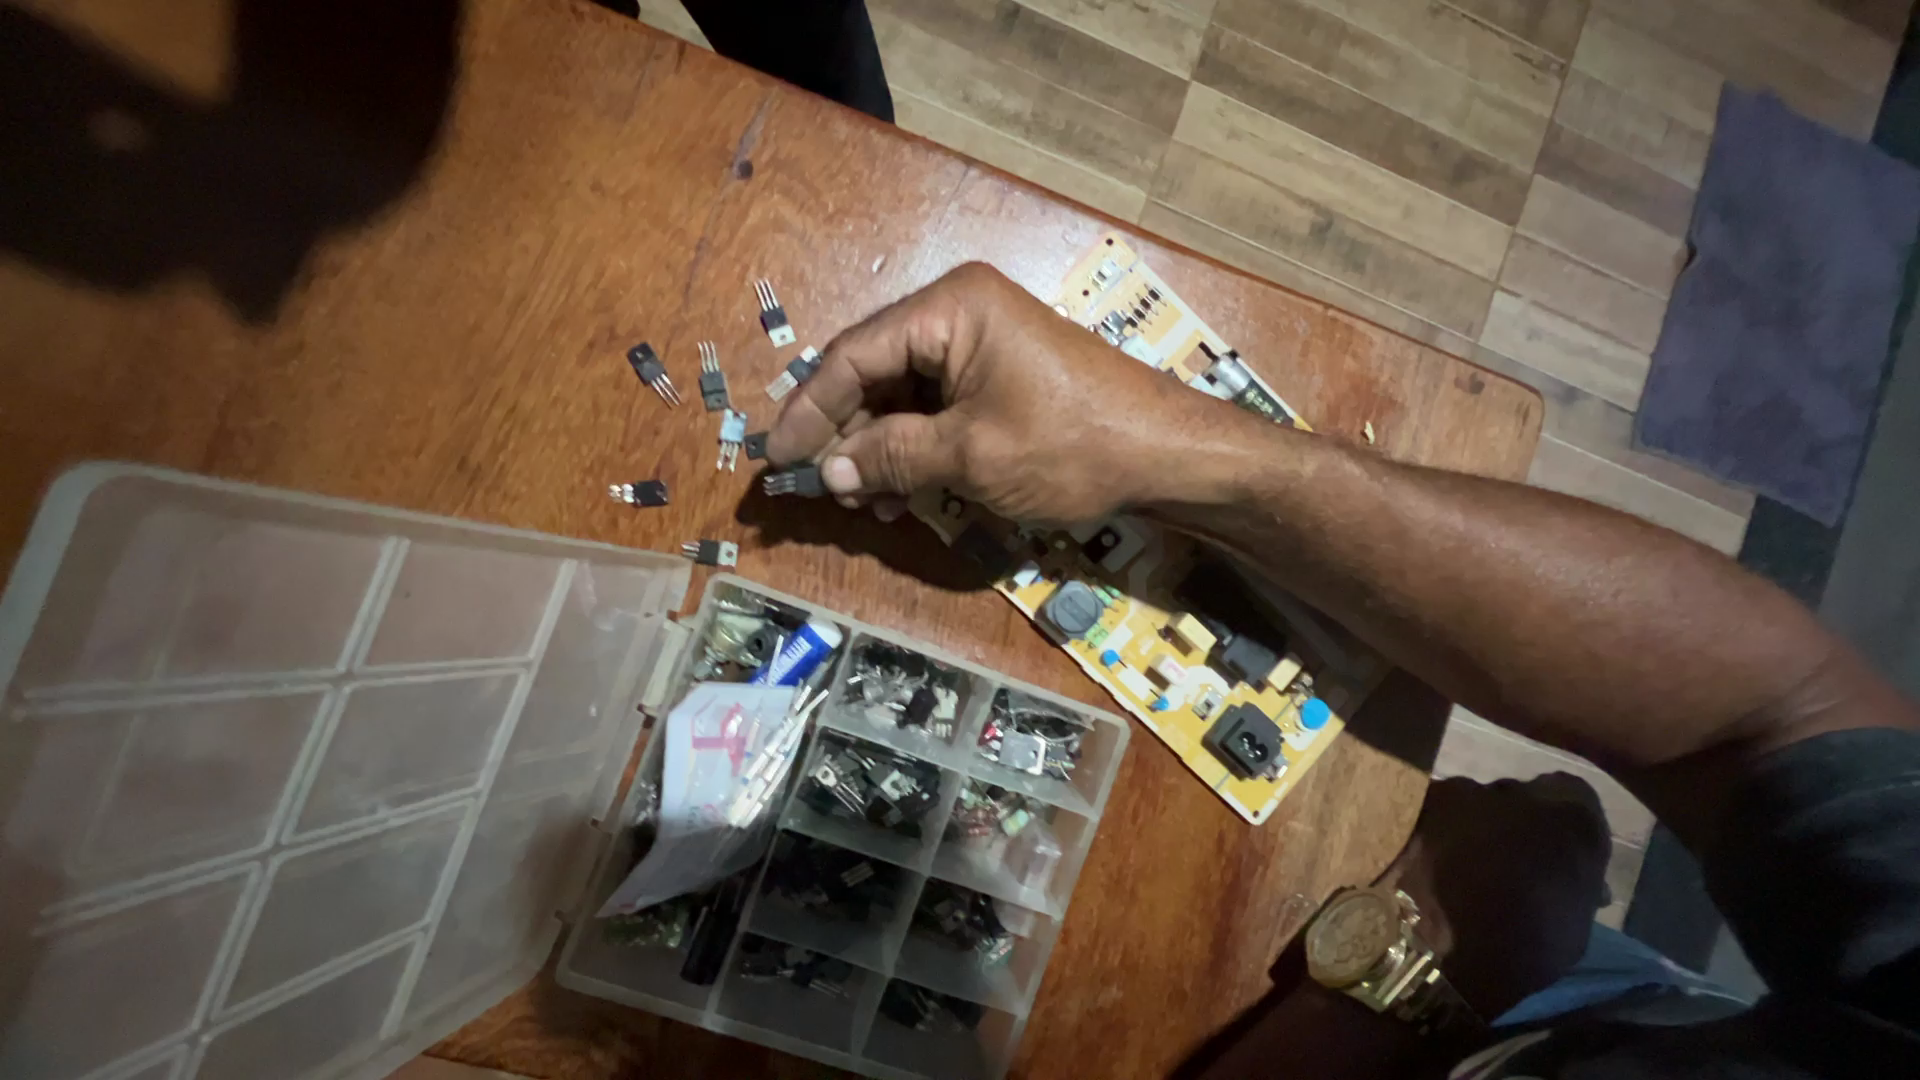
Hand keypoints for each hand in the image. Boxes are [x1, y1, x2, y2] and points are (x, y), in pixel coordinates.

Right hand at [765, 262, 1251, 523]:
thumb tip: (828, 469)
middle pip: (876, 373)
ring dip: (880, 450)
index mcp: (949, 309)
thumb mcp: (971, 455)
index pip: (853, 355)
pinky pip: (939, 410)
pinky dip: (917, 450)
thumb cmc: (1069, 445)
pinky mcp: (999, 378)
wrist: (1165, 455)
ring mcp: (982, 345)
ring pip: (905, 397)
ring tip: (865, 502)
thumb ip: (892, 456)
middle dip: (848, 435)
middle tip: (827, 490)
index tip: (777, 459)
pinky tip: (903, 493)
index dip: (810, 410)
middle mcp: (960, 314)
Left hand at [1380, 774, 1611, 1019]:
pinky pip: (1433, 806)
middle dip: (1515, 821)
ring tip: (1457, 859)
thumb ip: (1572, 875)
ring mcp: (1458, 789)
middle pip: (1520, 796)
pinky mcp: (1413, 798)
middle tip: (1504, 857)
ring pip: (1473, 799)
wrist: (1436, 946)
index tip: (1554, 845)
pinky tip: (1426, 853)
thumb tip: (1564, 864)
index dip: (1562, 821)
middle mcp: (1513, 791)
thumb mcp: (1573, 917)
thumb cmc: (1521, 945)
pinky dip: (1433, 825)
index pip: (1574, 795)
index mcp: (1568, 819)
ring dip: (1471, 822)